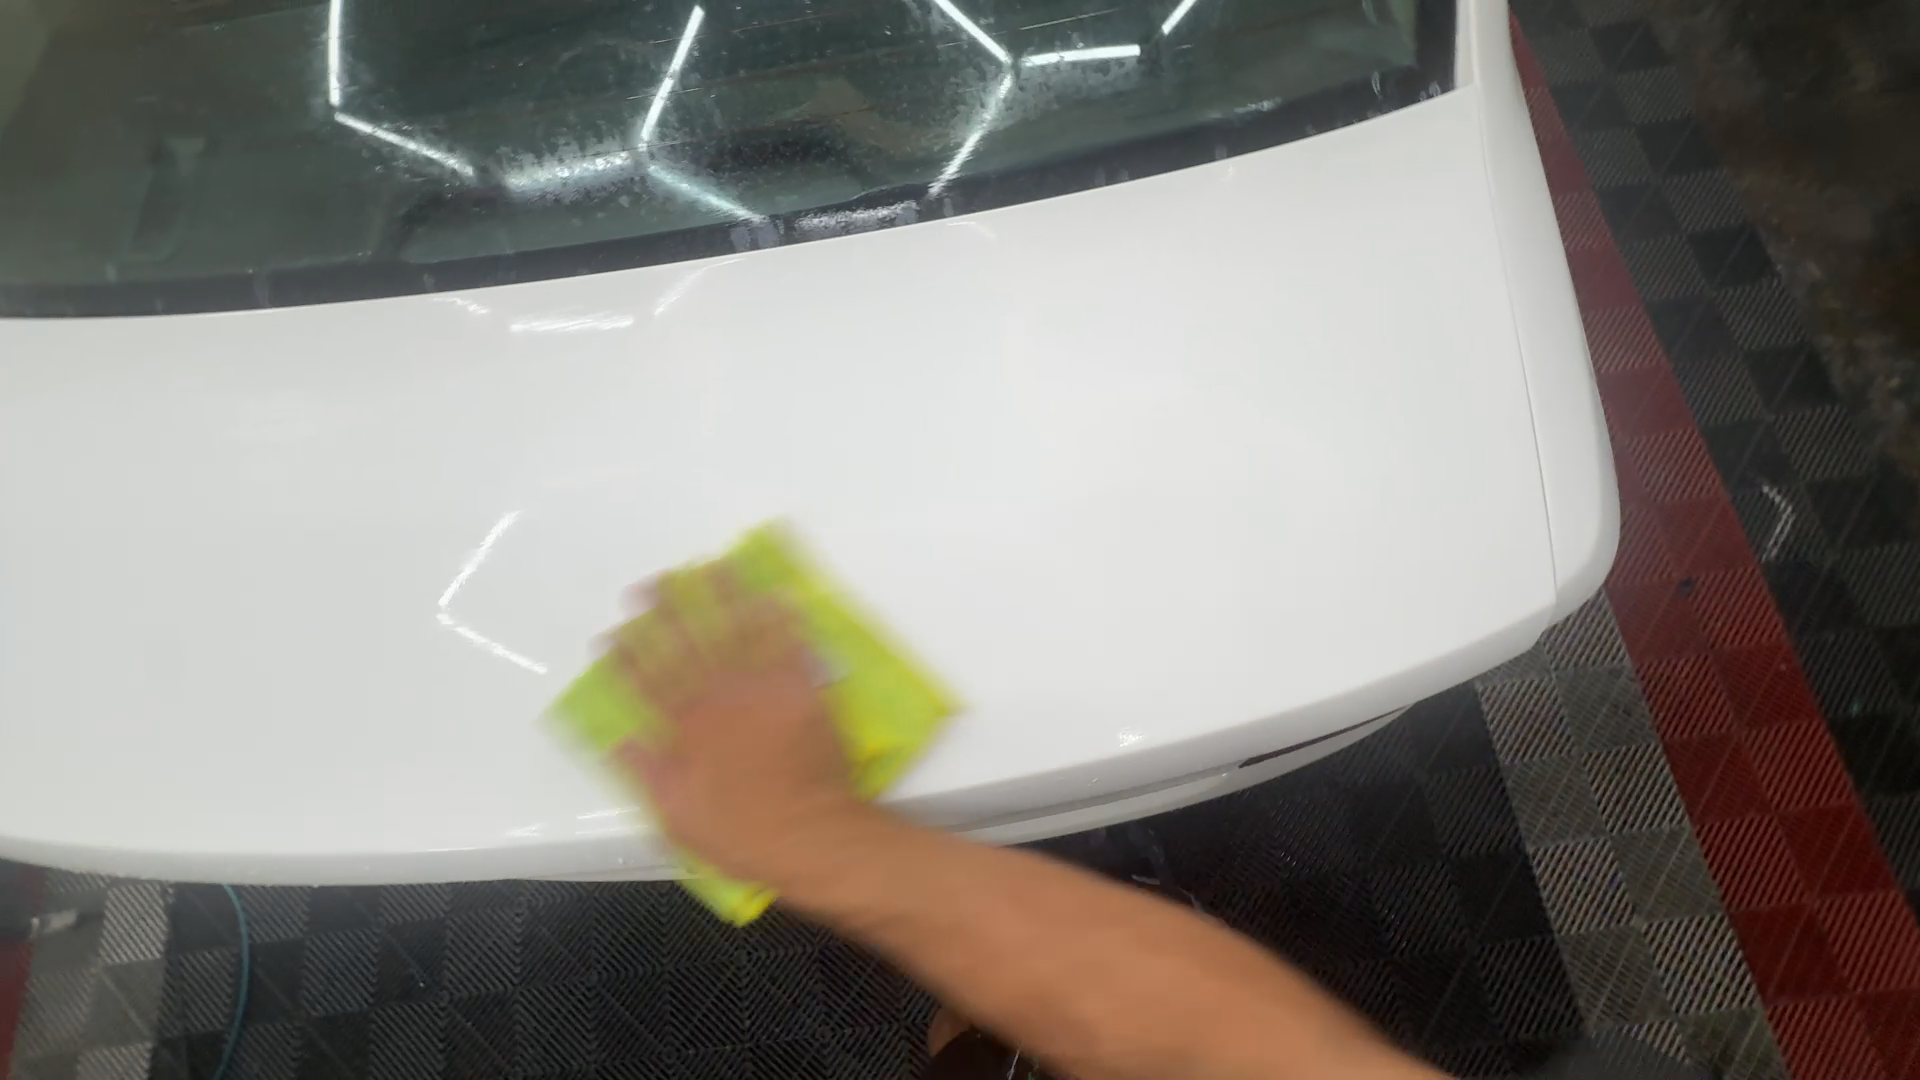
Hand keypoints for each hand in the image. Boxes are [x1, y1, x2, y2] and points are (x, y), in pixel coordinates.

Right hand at [610, 568, 865, 882]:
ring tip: (711, 567)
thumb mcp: (676, 815)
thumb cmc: (740, 831)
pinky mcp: (802, 689)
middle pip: (689, 644)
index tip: (613, 632)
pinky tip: (774, 593)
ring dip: (723, 597)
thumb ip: (646, 771)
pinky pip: (791, 644)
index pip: (649, 682)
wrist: (808, 830)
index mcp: (687, 728)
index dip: (628, 656)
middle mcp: (720, 698)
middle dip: (669, 610)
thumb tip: (616, 738)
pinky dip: (782, 617)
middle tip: (655, 582)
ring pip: (738, 632)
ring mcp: (762, 689)